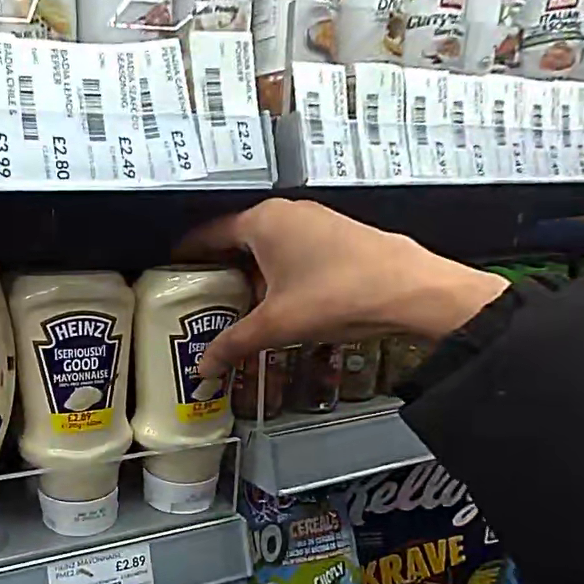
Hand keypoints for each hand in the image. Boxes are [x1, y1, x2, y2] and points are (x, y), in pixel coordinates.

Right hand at [175, 198, 507, 377]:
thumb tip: (203, 369)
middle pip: (235, 240)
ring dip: (247, 274)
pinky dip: (274, 274)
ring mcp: (314, 223)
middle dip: (217, 269)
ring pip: (265, 247)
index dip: (186, 254)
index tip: (169, 273)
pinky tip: (274, 303)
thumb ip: (233, 344)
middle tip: (198, 298)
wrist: (414, 291)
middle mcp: (286, 214)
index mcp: (262, 222)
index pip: (208, 234)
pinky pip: (290, 252)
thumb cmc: (337, 295)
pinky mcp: (336, 237)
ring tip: (232, 307)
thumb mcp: (276, 325)